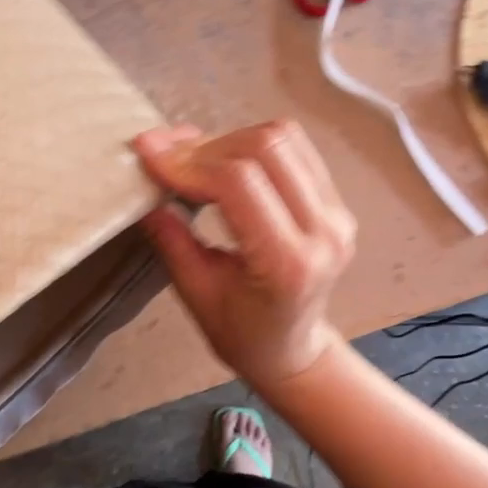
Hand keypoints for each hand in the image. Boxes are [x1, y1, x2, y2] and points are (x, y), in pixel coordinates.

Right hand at [133, 121, 355, 389]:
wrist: (292, 349)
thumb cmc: (241, 334)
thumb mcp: (196, 294)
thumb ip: (173, 240)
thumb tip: (148, 186)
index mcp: (286, 264)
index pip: (239, 183)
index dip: (189, 162)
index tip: (150, 156)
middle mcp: (322, 231)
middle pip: (265, 148)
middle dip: (207, 146)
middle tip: (168, 159)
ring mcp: (338, 214)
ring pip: (283, 138)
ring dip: (229, 140)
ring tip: (194, 161)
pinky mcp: (338, 203)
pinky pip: (296, 149)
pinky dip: (252, 144)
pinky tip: (224, 163)